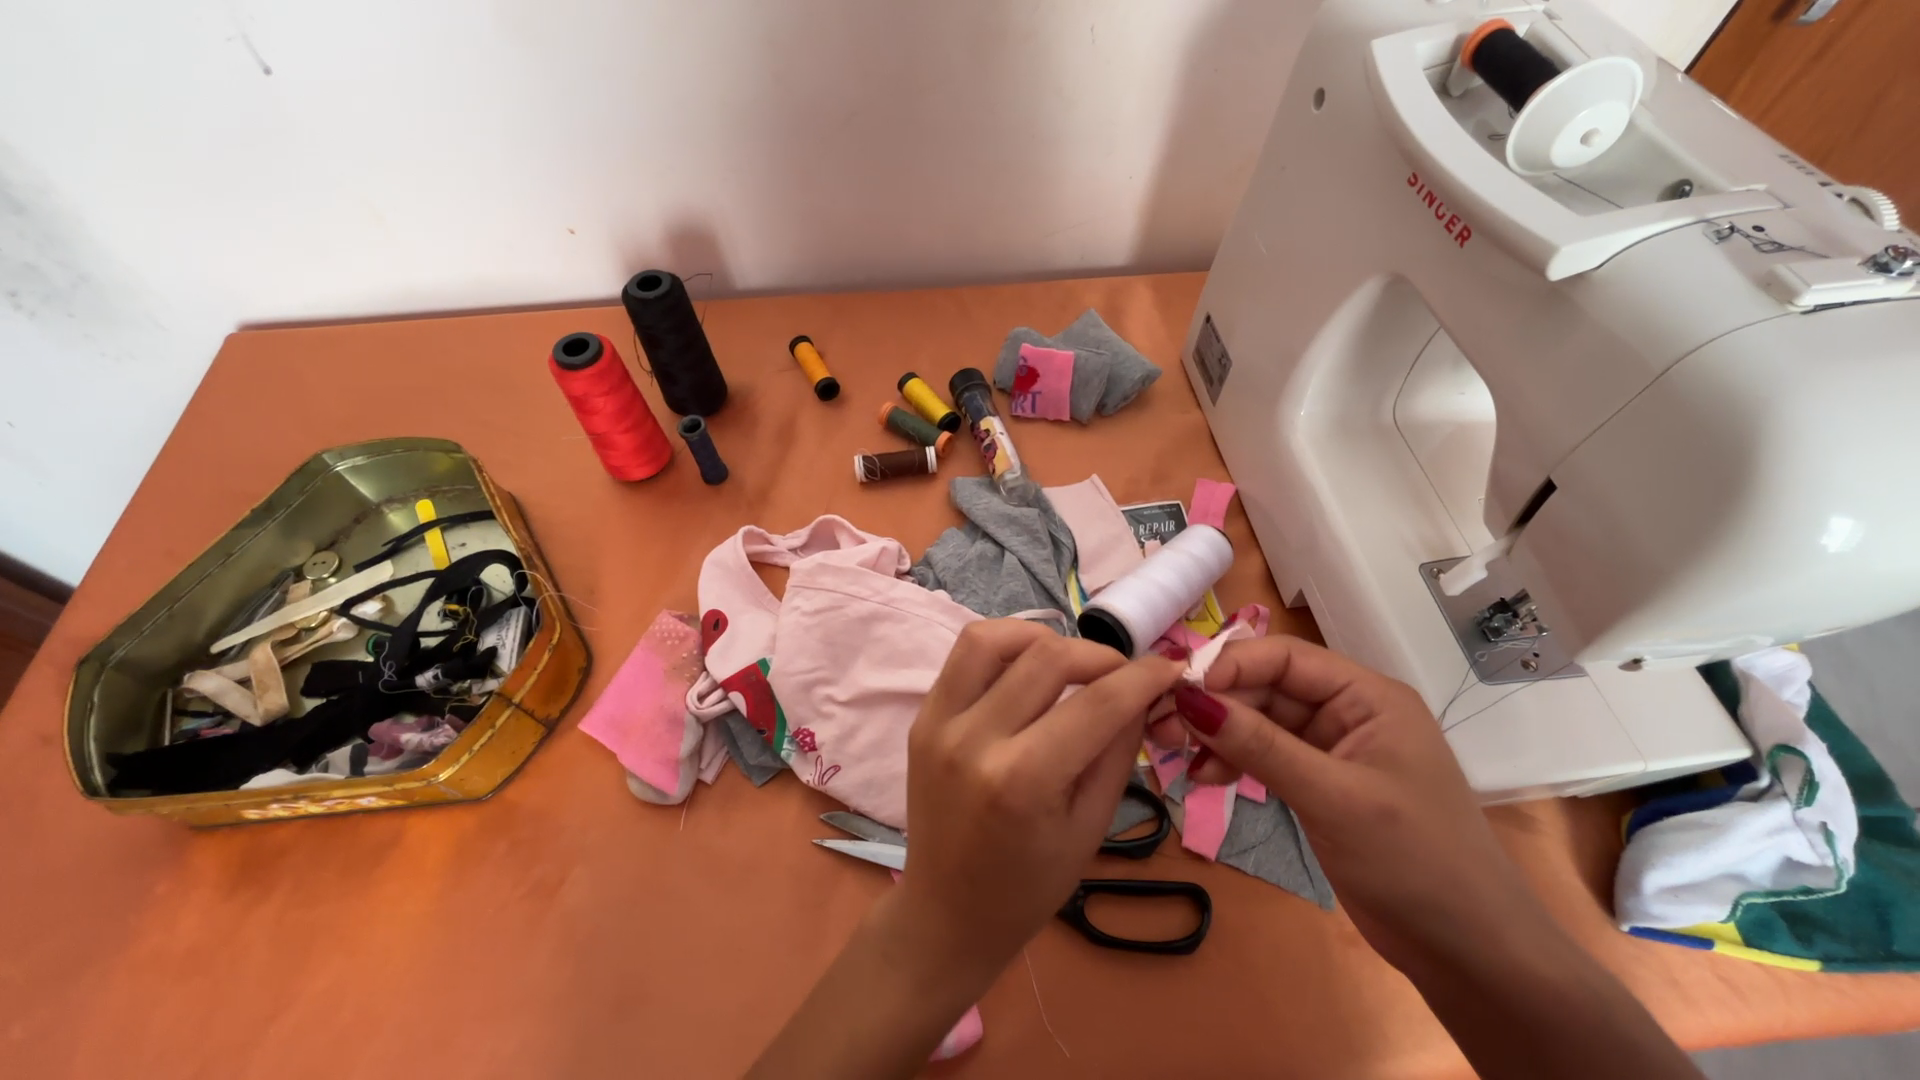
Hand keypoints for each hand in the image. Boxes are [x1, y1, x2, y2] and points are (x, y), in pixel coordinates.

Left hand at [898, 618, 1186, 971]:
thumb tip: (1143, 692)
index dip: (1144, 677)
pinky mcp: (922, 718)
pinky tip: (1030, 669)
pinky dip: (1005, 647)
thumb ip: (1118, 750)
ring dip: (1044, 638)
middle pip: (1048, 657)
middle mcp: (975, 741)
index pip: (1098, 703)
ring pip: (994, 638)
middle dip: (1101, 655)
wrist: (947, 914)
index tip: (1169, 667)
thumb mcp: (1091, 826)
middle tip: (1123, 674)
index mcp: (1023, 781)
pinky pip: (964, 657)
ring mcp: (938, 725)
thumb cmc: (1029, 886)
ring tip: (1072, 664)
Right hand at [1168, 634, 1540, 969]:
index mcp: (1368, 697)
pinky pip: (1268, 758)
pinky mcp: (1322, 787)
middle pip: (1268, 689)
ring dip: (1219, 736)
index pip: (1286, 657)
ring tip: (1178, 759)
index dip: (1231, 666)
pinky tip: (1207, 779)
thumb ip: (1260, 746)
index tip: (1179, 691)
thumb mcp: (1332, 797)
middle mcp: (1350, 714)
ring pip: (1262, 724)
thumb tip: (1189, 699)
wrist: (1469, 950)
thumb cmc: (1414, 860)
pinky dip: (1236, 764)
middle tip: (1161, 728)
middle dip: (1216, 705)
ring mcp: (1335, 752)